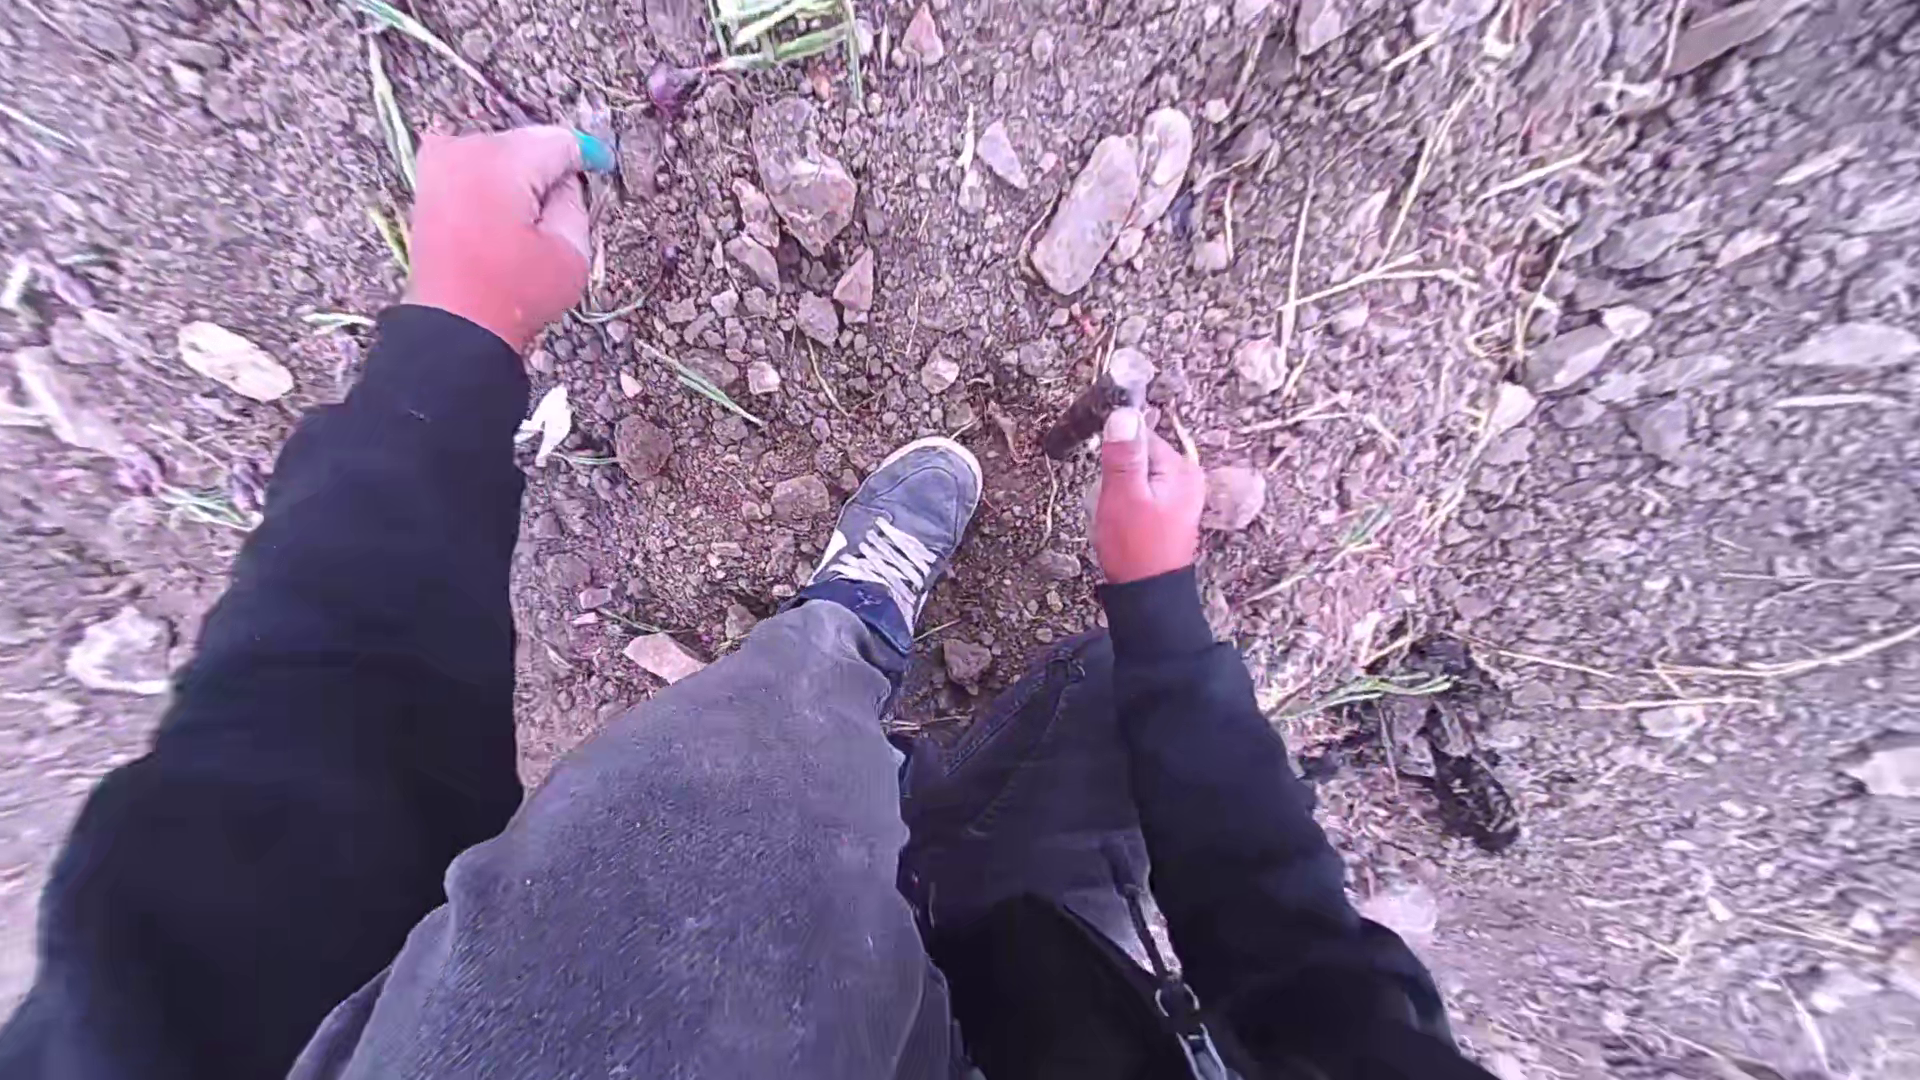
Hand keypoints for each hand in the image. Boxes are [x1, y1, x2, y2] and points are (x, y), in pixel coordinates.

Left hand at [406, 126, 589, 351]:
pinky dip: (504, 188)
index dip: (588, 154)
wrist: (459, 321)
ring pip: (503, 158)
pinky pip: (480, 171)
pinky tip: (516, 219)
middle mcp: (463, 146)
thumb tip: (566, 183)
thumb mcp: (570, 251)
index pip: (557, 142)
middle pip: (527, 145)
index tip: (606, 165)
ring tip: (543, 220)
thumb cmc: (518, 290)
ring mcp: (439, 161)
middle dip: (553, 171)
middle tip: (574, 209)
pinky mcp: (430, 182)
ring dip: (528, 181)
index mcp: (502, 160)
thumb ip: (575, 204)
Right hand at [1093, 407, 1205, 583]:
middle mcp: (1186, 478)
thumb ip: (1123, 455)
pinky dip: (1125, 501)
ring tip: (1116, 514)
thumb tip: (1123, 413)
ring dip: (1118, 489)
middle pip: (1139, 455)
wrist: (1147, 594)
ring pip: (1136, 475)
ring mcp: (1178, 496)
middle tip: (1112, 500)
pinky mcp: (1167, 511)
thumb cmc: (1136, 549)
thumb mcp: (1123, 496)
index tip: (1105, 471)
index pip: (1141, 435)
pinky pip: (1139, 492)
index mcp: (1180, 469)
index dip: (1116, 450)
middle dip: (1116, 473)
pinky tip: (1121, 520)